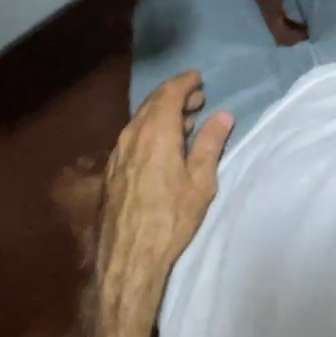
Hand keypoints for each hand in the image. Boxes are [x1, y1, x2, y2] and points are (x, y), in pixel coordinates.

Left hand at [88, 71, 231, 336]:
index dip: (185, 82)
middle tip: (198, 98)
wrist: (128, 258)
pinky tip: (163, 146)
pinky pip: (133, 136)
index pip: (169, 92)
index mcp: (155, 132)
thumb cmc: (170, 218)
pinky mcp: (112, 170)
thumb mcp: (200, 182)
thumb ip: (210, 144)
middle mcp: (132, 134)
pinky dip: (150, 130)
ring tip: (186, 121)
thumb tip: (223, 115)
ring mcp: (118, 152)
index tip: (199, 78)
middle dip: (175, 95)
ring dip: (163, 113)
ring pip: (141, 119)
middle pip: (153, 103)